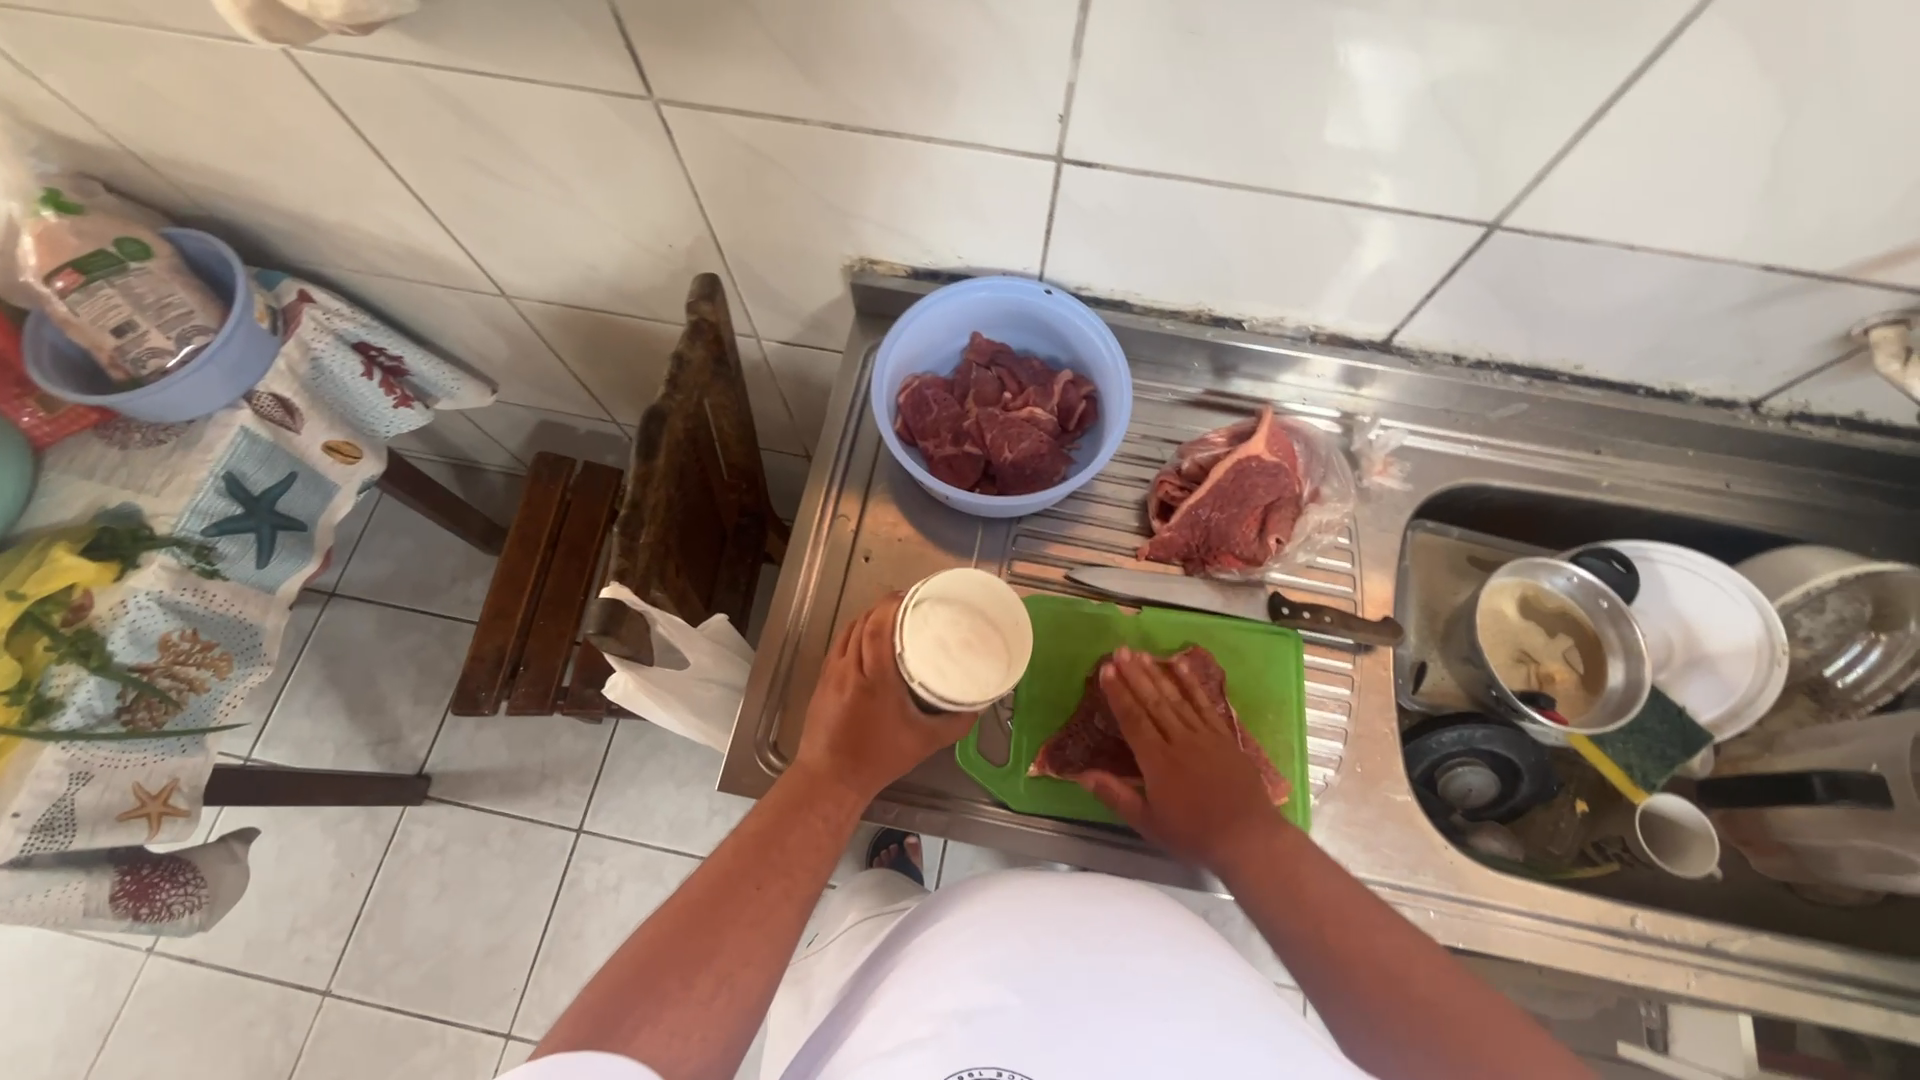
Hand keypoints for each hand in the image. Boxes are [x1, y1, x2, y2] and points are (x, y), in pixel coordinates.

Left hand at [789, 593, 976, 804]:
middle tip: (910, 604)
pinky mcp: (823, 681)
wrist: (830, 778)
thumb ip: (955, 723)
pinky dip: (855, 633)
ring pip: (849, 631)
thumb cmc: (878, 759)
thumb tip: (978, 705)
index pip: (878, 626)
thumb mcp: (925, 743)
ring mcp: (832, 673)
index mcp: (876, 677)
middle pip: (864, 622)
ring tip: (892, 616)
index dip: (892, 604)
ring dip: (869, 618)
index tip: (913, 595)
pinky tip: (869, 638)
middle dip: (884, 606)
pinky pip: (840, 645)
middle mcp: (851, 668)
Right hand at [1076, 646, 1284, 872]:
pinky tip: (1181, 666)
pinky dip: (1192, 683)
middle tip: (1119, 651)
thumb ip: (1116, 796)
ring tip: (1141, 653)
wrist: (1248, 838)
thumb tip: (1082, 774)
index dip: (1118, 693)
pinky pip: (1205, 704)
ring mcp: (1204, 736)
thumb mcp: (1148, 823)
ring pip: (1176, 698)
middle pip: (1153, 701)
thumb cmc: (1194, 835)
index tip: (1105, 670)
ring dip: (1157, 673)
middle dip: (1134, 675)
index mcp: (1157, 761)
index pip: (1133, 719)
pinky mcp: (1224, 737)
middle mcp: (1180, 741)